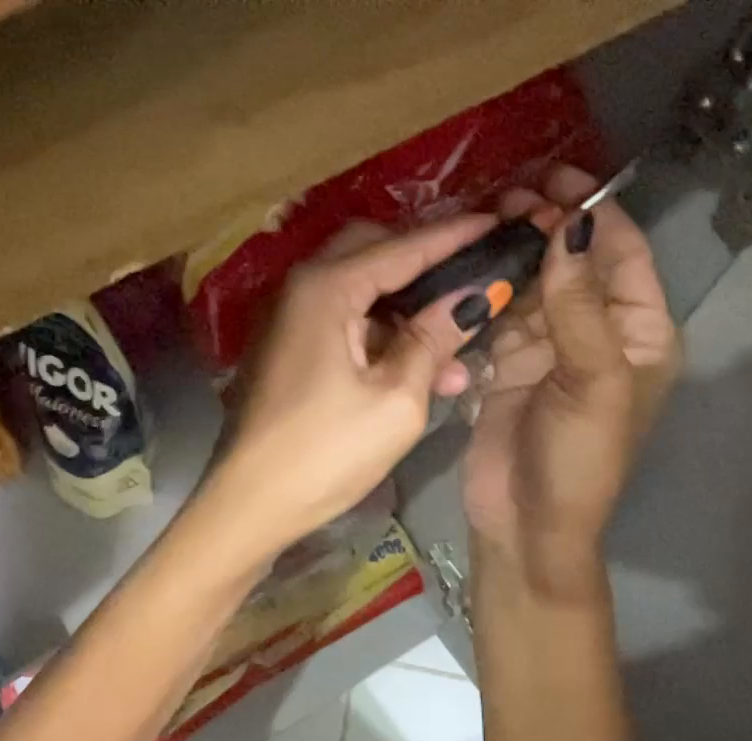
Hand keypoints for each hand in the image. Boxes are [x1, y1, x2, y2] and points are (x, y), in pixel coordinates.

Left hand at [208, 214, 496, 556]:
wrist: (248, 506)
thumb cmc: (325, 455)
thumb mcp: (396, 400)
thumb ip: (434, 339)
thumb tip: (474, 295)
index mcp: (325, 288)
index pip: (403, 247)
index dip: (456, 237)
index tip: (503, 223)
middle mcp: (300, 291)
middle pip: (373, 254)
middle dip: (425, 266)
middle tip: (473, 283)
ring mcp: (288, 323)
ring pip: (359, 295)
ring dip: (407, 316)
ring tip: (459, 354)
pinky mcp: (286, 354)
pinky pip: (342, 327)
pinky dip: (380, 340)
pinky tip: (422, 373)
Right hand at [464, 166, 681, 593]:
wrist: (526, 523)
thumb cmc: (577, 459)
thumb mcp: (592, 380)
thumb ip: (578, 305)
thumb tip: (570, 227)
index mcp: (638, 334)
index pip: (622, 257)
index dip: (594, 214)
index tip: (557, 179)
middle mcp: (596, 334)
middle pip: (573, 265)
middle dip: (545, 228)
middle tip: (506, 199)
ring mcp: (548, 351)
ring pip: (532, 287)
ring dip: (511, 255)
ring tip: (481, 224)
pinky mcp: (505, 369)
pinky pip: (498, 318)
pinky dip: (485, 294)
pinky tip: (465, 269)